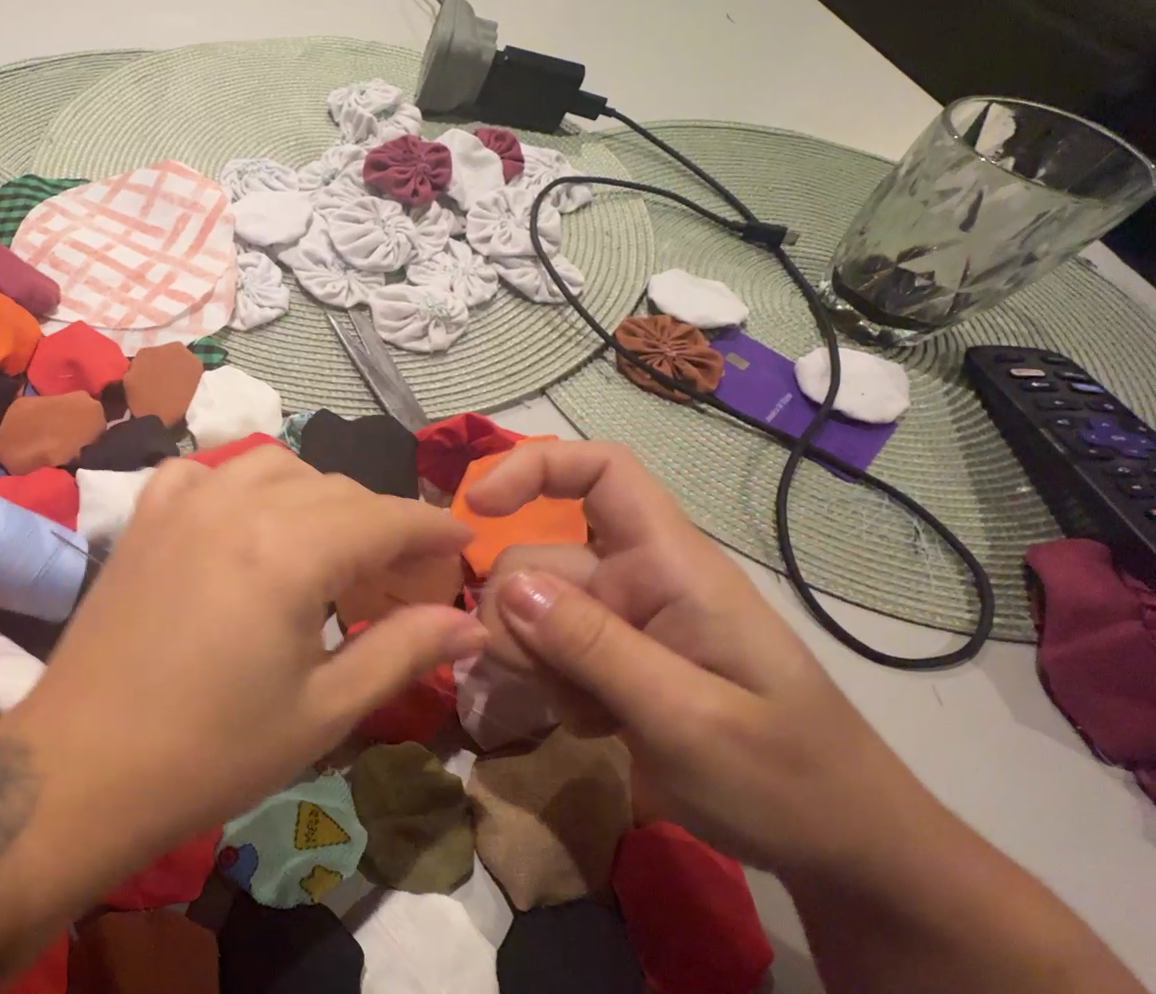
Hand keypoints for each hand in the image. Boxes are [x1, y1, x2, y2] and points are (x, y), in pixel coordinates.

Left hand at [19, 447, 484, 842]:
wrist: (85, 767)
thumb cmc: (213, 752)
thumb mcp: (324, 710)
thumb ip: (402, 651)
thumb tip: (472, 623)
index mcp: (290, 550)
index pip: (385, 516)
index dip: (432, 529)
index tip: (463, 546)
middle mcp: (236, 505)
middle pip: (335, 489)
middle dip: (381, 525)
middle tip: (399, 582)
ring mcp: (181, 505)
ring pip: (272, 468)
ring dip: (316, 499)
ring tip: (328, 554)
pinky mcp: (142, 520)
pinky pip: (202, 473)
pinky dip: (238, 486)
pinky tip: (243, 524)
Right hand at [466, 440, 945, 878]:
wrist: (840, 849)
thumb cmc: (787, 778)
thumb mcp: (690, 718)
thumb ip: (596, 649)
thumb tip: (507, 587)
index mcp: (673, 567)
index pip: (603, 473)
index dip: (534, 469)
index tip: (476, 509)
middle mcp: (639, 582)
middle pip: (540, 558)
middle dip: (515, 614)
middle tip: (538, 682)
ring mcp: (623, 627)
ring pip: (533, 611)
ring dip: (534, 662)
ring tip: (585, 715)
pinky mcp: (613, 667)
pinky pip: (548, 654)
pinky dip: (551, 687)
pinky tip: (592, 728)